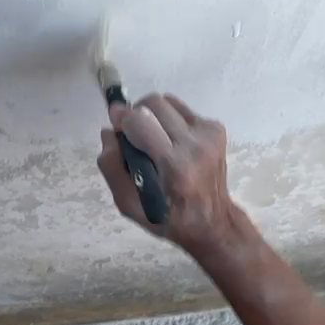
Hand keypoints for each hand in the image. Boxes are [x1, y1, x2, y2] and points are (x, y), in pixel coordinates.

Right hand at [96, 93, 247, 259]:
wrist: (211, 222)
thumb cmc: (166, 217)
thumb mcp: (129, 204)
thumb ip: (112, 167)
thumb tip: (108, 132)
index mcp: (174, 165)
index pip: (140, 123)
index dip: (121, 117)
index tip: (114, 121)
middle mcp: (195, 144)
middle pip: (154, 103)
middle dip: (136, 112)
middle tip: (131, 132)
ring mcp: (209, 134)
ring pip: (169, 102)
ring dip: (153, 114)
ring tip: (152, 136)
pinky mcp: (217, 130)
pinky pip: (183, 110)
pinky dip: (170, 119)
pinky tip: (171, 140)